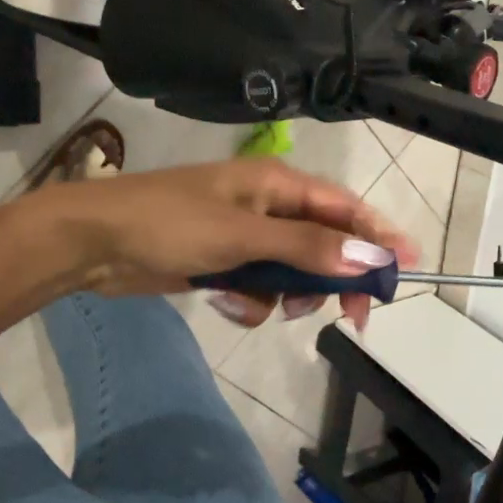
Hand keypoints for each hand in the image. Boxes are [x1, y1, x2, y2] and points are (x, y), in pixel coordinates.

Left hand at [38, 157, 419, 330]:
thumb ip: (309, 247)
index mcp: (277, 184)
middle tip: (349, 317)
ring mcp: (244, 235)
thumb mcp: (244, 235)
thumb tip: (371, 257)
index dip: (379, 235)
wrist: (93, 242)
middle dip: (333, 278)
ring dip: (287, 293)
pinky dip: (251, 300)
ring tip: (263, 304)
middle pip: (325, 243)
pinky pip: (259, 285)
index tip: (409, 267)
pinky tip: (226, 304)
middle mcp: (268, 206)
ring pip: (293, 270)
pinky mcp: (223, 262)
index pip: (346, 208)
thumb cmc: (169, 224)